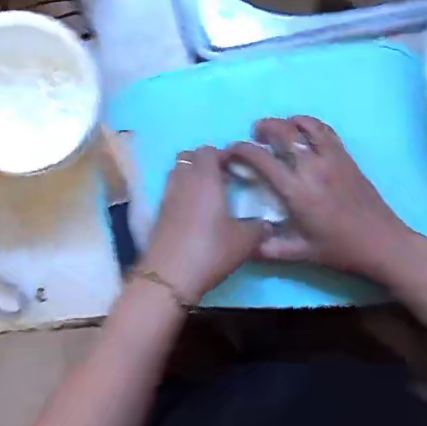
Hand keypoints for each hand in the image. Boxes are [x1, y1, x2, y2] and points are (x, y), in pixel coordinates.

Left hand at [141, 146, 265, 302]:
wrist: (168, 274)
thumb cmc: (210, 250)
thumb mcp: (243, 241)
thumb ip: (258, 228)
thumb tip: (268, 224)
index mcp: (204, 178)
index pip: (209, 151)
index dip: (224, 154)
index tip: (239, 165)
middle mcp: (182, 180)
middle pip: (189, 156)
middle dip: (206, 161)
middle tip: (225, 176)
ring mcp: (167, 195)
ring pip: (178, 171)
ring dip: (192, 174)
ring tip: (211, 192)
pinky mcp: (159, 211)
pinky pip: (172, 190)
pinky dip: (183, 191)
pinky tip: (197, 210)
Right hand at [226, 116, 426, 282]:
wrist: (385, 244)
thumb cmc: (340, 249)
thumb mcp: (300, 254)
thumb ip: (268, 248)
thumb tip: (240, 245)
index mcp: (297, 191)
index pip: (260, 158)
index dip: (239, 150)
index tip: (228, 153)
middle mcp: (313, 168)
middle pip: (283, 132)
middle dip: (263, 128)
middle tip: (254, 136)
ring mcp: (332, 159)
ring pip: (305, 125)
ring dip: (287, 122)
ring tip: (278, 130)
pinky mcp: (346, 157)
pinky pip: (325, 130)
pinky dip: (309, 125)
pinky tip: (302, 134)